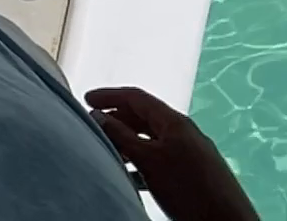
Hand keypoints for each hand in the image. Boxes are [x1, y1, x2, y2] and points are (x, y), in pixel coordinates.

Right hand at [86, 86, 260, 220]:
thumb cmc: (188, 190)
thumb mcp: (147, 160)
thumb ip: (121, 135)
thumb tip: (99, 115)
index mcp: (175, 121)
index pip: (136, 97)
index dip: (109, 95)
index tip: (87, 99)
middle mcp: (186, 132)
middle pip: (145, 116)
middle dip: (118, 118)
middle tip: (96, 124)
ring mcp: (195, 154)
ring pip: (154, 139)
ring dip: (130, 141)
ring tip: (112, 152)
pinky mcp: (199, 175)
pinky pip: (164, 157)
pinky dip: (145, 159)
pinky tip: (135, 176)